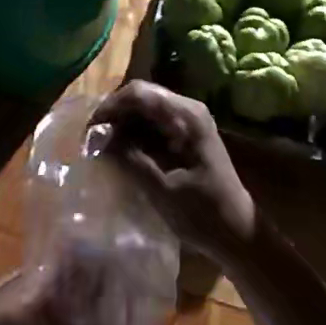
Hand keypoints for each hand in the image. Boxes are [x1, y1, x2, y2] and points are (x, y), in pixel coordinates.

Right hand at [92, 79, 256, 263]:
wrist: (237, 231)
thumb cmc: (204, 213)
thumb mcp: (163, 190)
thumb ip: (131, 160)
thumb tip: (98, 137)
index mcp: (187, 116)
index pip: (140, 93)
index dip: (110, 107)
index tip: (89, 132)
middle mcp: (187, 109)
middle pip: (140, 97)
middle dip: (113, 115)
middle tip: (90, 142)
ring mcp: (187, 121)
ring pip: (144, 110)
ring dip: (121, 125)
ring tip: (100, 149)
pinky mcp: (184, 135)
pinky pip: (152, 124)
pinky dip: (133, 134)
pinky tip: (119, 154)